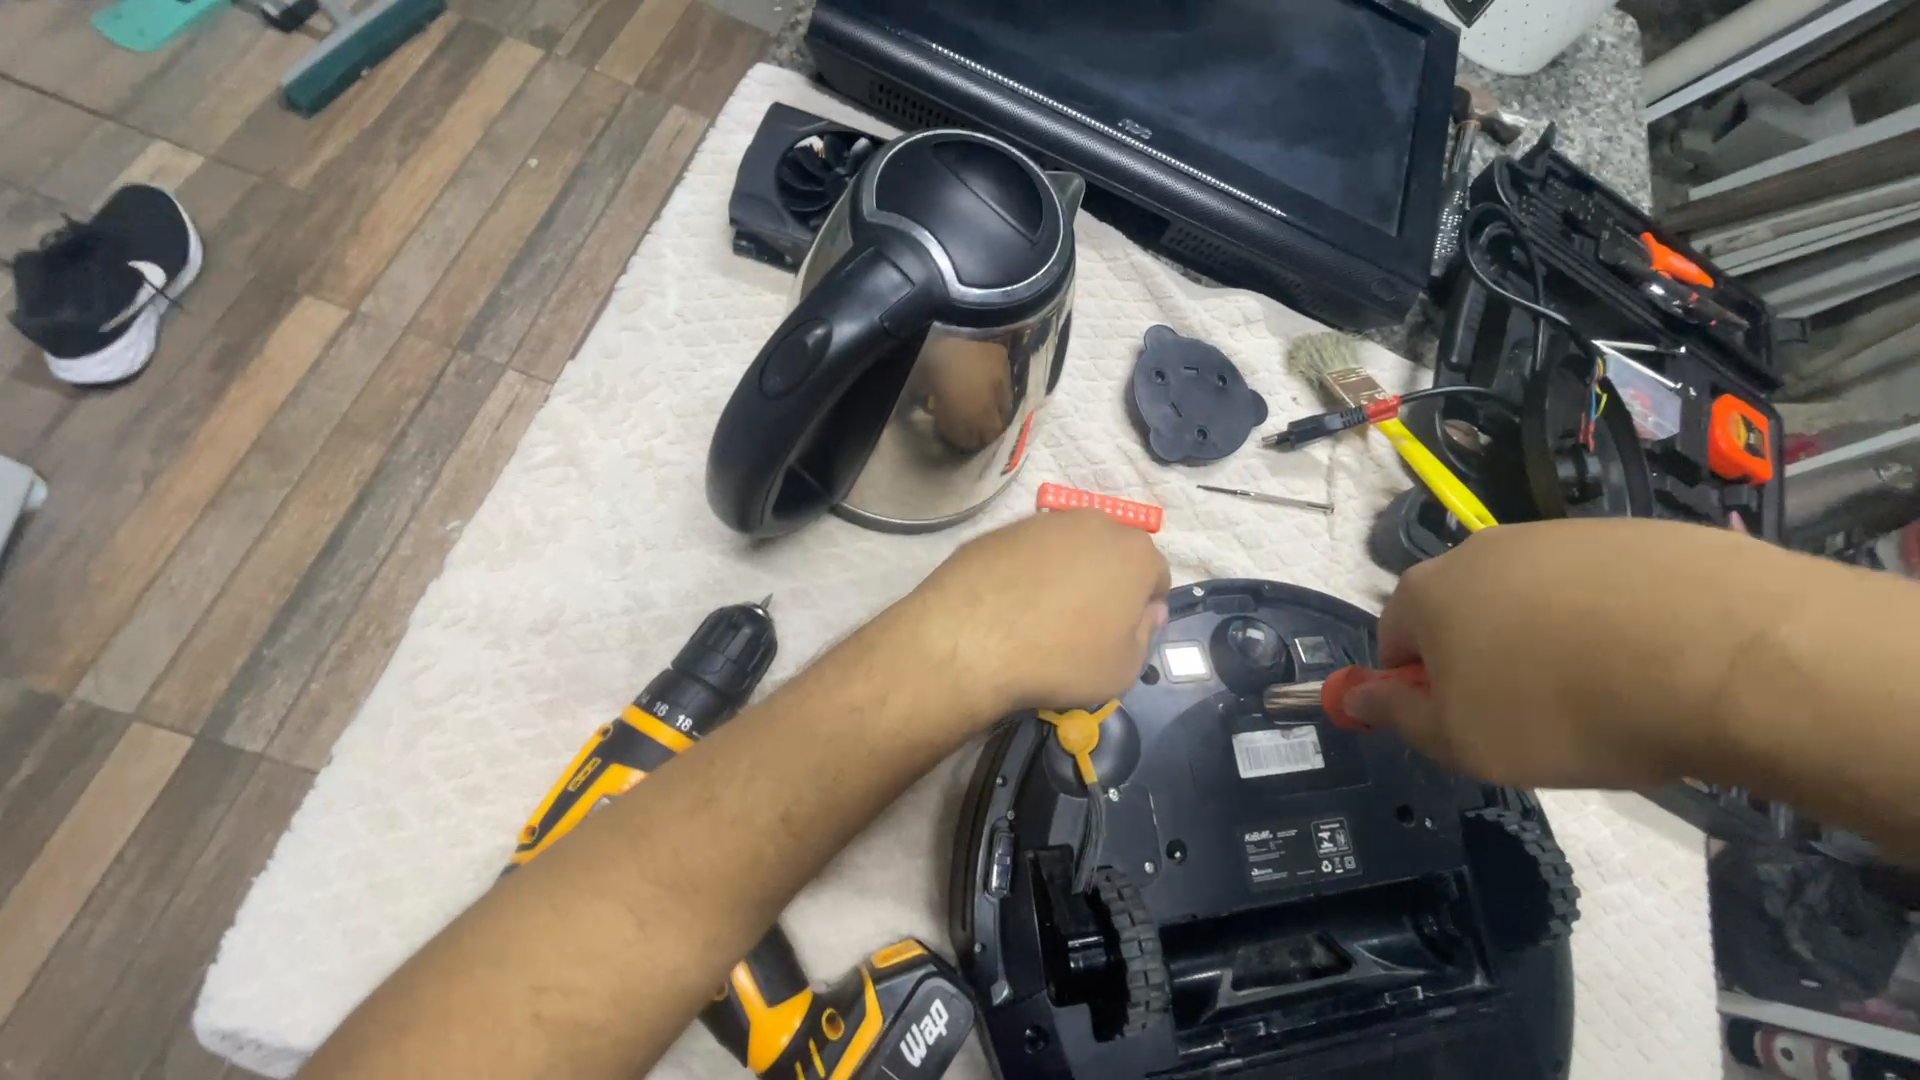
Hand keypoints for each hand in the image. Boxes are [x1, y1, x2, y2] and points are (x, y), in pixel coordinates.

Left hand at [900, 510, 1169, 716]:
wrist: (969, 640)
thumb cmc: (1061, 658)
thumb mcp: (1123, 668)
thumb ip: (1146, 633)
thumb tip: (1148, 610)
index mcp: (1134, 551)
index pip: (1156, 576)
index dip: (1143, 608)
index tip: (1122, 635)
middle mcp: (1093, 523)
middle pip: (1112, 554)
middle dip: (1107, 583)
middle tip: (1083, 624)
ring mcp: (1042, 521)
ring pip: (1069, 549)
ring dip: (1066, 574)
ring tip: (1041, 616)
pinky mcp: (1000, 529)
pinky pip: (1027, 552)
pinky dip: (1026, 573)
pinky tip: (1009, 605)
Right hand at [1343, 517, 1772, 788]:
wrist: (1732, 657)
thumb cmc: (1565, 709)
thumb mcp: (1461, 741)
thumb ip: (1396, 716)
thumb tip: (1354, 696)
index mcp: (1427, 592)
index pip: (1392, 639)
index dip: (1417, 685)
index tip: (1460, 720)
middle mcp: (1480, 550)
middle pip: (1460, 611)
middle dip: (1480, 658)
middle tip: (1531, 713)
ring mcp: (1559, 536)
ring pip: (1531, 597)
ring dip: (1544, 638)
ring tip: (1603, 689)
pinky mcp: (1636, 534)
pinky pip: (1601, 587)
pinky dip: (1610, 620)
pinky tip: (1653, 661)